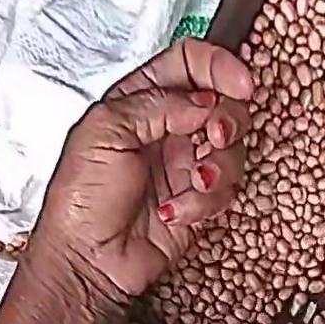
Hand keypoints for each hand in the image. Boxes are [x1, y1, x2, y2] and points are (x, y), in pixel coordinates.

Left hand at [26, 39, 254, 308]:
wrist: (89, 258)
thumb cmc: (82, 198)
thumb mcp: (106, 130)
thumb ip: (156, 104)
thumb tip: (204, 101)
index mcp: (140, 101)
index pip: (189, 65)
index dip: (218, 66)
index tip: (242, 82)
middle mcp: (168, 132)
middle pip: (222, 106)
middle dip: (229, 119)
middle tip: (216, 137)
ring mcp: (185, 169)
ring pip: (231, 152)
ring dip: (219, 168)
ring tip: (195, 183)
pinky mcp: (198, 205)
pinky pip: (223, 194)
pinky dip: (204, 203)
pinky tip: (176, 213)